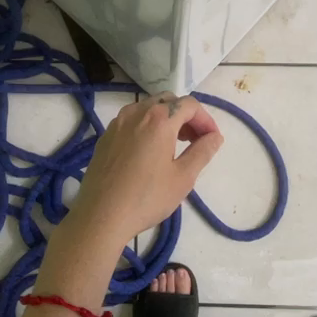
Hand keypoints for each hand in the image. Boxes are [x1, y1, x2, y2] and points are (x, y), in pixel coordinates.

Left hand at [67, 93, 224, 247]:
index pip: (189, 105)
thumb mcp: (183, 177)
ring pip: (148, 108)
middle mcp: (137, 112)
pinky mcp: (106, 135)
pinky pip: (132, 120)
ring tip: (174, 146)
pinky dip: (147, 125)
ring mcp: (118, 122)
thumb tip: (215, 136)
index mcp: (159, 119)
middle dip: (186, 116)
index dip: (205, 119)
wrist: (101, 215)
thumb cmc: (147, 197)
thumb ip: (202, 152)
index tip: (212, 139)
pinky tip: (148, 151)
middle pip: (168, 101)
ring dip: (166, 119)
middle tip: (195, 141)